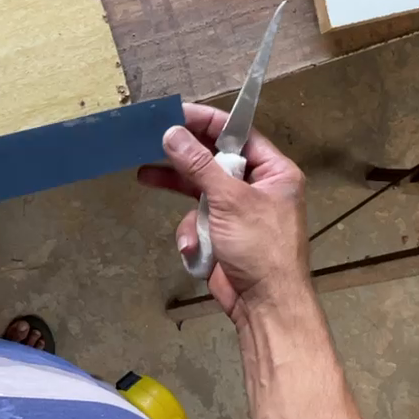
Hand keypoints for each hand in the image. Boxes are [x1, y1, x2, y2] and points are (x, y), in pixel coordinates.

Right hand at [137, 103, 310, 322]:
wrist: (265, 304)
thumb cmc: (261, 248)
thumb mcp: (229, 200)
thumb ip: (199, 165)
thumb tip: (173, 134)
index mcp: (273, 171)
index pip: (238, 135)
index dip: (206, 123)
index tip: (176, 114)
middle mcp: (257, 188)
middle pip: (214, 162)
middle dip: (184, 159)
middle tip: (153, 141)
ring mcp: (238, 213)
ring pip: (200, 193)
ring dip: (184, 203)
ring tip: (145, 177)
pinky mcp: (222, 235)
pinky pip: (197, 222)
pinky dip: (192, 234)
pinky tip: (194, 249)